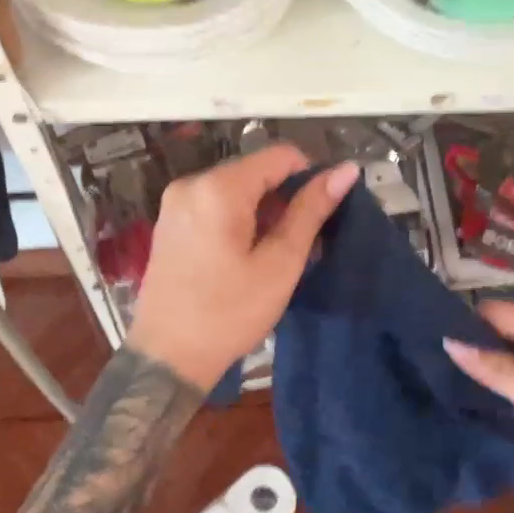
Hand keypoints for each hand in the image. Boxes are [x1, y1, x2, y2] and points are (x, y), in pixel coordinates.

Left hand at [126, 145, 359, 391]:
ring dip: (264, 212)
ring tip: (278, 256)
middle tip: (305, 243)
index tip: (324, 213)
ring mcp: (175, 203)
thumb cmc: (229, 314)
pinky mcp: (170, 222)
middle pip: (256, 171)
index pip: (280, 155)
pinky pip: (215, 206)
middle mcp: (191, 184)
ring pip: (237, 190)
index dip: (311, 176)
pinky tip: (249, 256)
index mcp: (218, 188)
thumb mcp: (280, 264)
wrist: (168, 357)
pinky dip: (240, 221)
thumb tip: (346, 170)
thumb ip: (311, 211)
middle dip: (285, 198)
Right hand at [443, 301, 513, 481]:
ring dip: (495, 357)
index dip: (464, 327)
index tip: (432, 349)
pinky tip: (497, 388)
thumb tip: (450, 343)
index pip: (495, 311)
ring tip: (460, 380)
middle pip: (506, 322)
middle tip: (441, 370)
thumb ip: (499, 371)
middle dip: (478, 342)